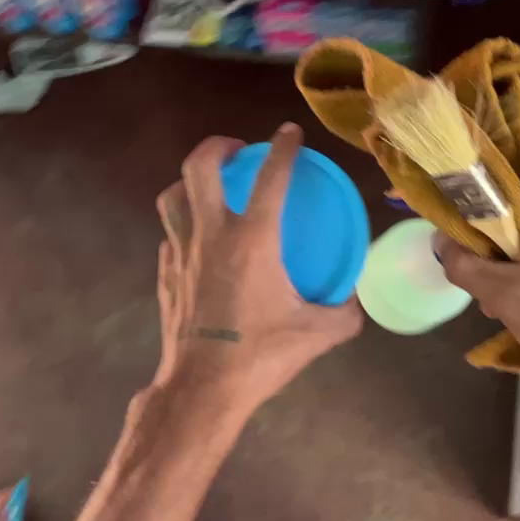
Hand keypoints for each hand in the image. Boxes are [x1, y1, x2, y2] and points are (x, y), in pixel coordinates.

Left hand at [154, 124, 362, 414]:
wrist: (202, 388)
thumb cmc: (259, 356)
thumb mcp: (316, 335)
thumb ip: (344, 313)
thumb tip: (354, 301)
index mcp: (252, 241)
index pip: (271, 179)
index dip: (283, 149)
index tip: (289, 132)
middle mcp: (211, 235)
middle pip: (199, 168)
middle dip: (217, 147)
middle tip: (236, 150)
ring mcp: (181, 253)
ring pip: (172, 196)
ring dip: (189, 182)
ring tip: (207, 186)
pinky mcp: (164, 274)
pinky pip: (169, 235)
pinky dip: (183, 226)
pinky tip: (197, 240)